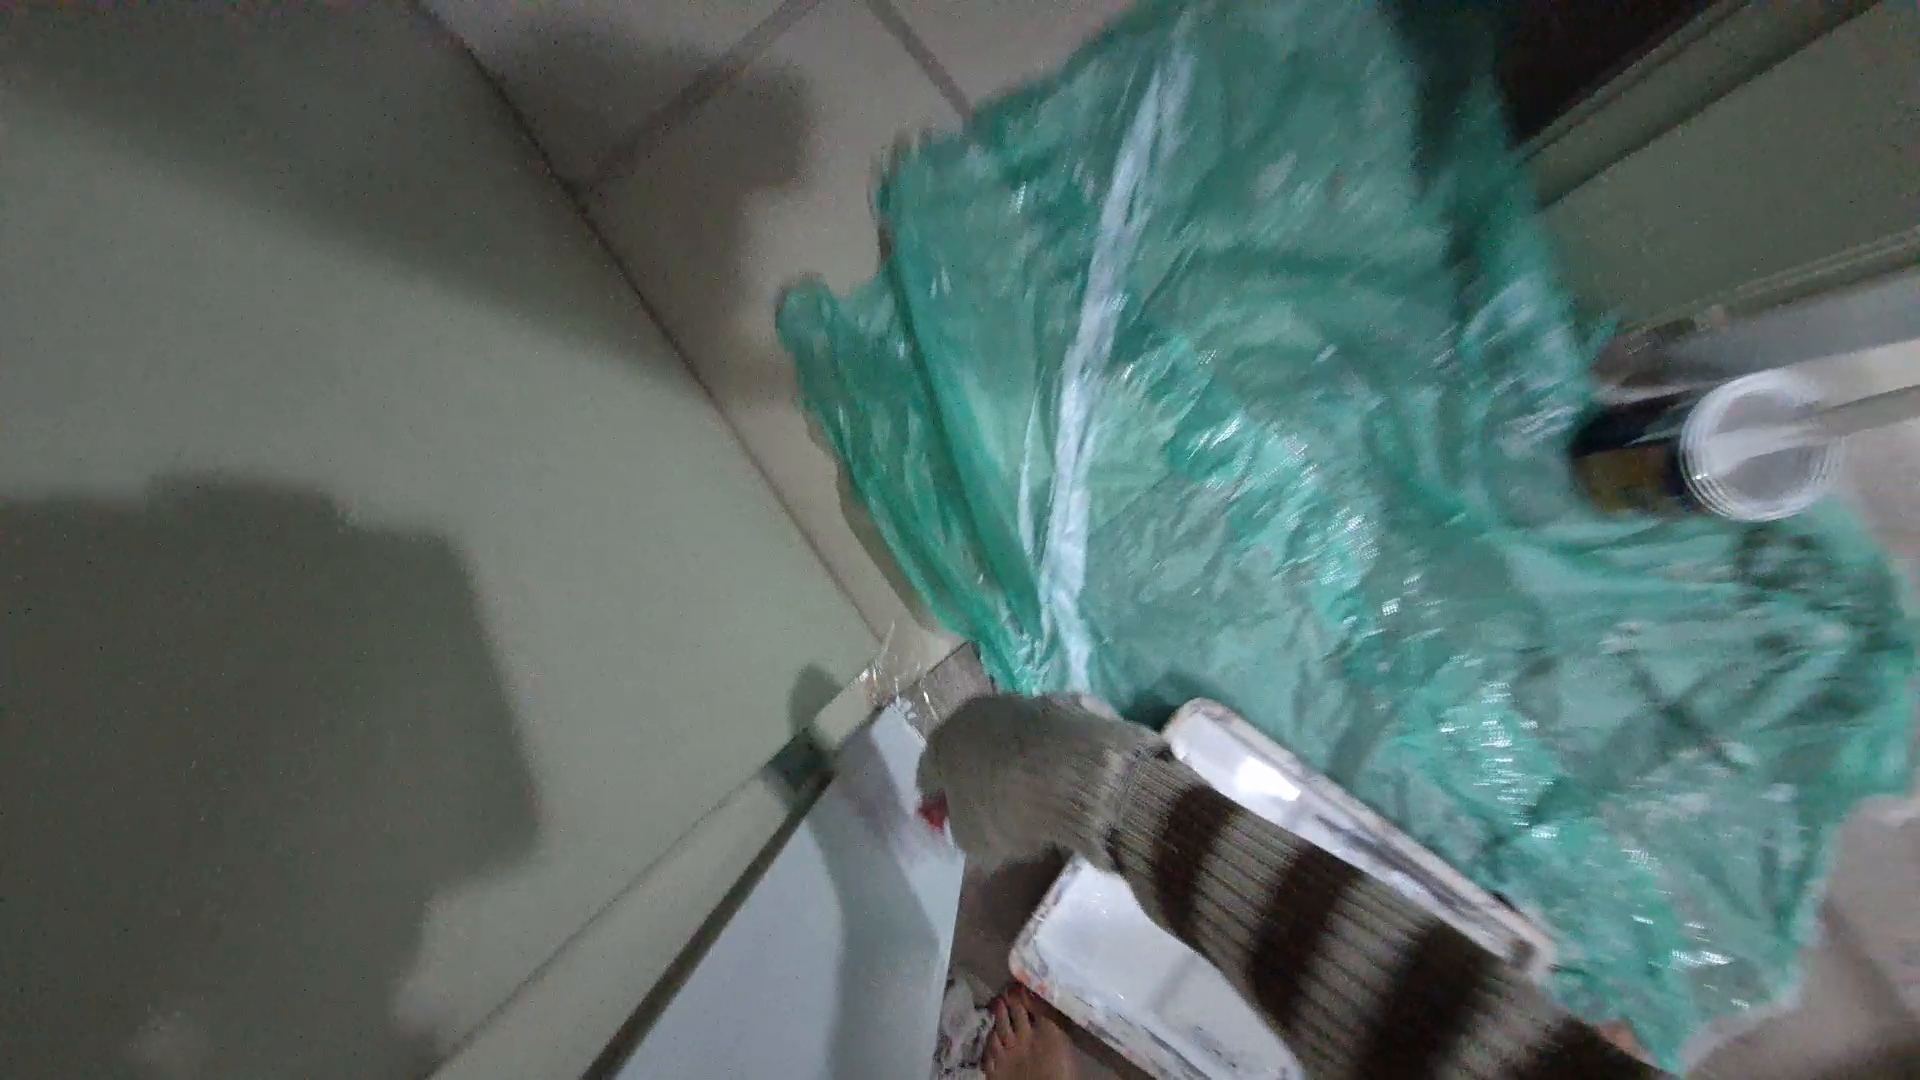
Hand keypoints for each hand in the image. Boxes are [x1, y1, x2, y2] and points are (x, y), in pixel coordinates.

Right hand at [916, 693, 1160, 866]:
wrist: (1072, 770)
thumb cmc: (1006, 807)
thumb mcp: (971, 839)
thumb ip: (962, 825)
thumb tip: (968, 819)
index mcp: (942, 742)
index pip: (928, 774)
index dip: (938, 801)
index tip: (951, 821)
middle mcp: (974, 712)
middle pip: (969, 748)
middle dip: (977, 775)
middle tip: (993, 807)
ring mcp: (1019, 702)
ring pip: (1008, 736)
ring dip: (1014, 759)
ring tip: (1035, 793)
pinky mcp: (1060, 703)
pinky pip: (1046, 735)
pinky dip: (1049, 752)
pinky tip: (1063, 777)